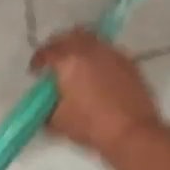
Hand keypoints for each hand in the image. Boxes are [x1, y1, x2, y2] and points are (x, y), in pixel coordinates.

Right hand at [30, 27, 163, 156]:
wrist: (134, 132)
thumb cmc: (90, 125)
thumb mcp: (56, 120)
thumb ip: (46, 105)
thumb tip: (46, 101)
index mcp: (68, 60)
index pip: (46, 51)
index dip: (38, 61)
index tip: (35, 72)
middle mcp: (90, 50)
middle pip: (70, 36)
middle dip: (59, 46)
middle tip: (55, 62)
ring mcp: (112, 54)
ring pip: (91, 41)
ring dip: (80, 49)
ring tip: (77, 66)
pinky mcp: (129, 63)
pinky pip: (108, 52)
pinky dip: (98, 58)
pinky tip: (97, 75)